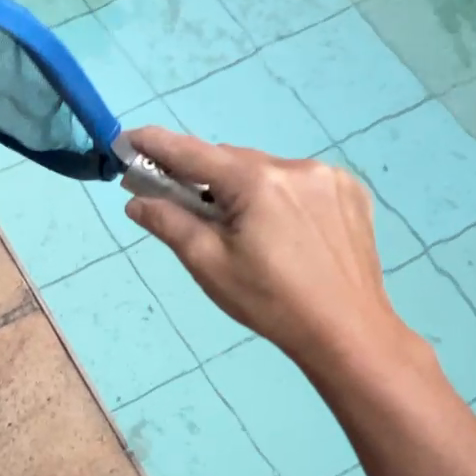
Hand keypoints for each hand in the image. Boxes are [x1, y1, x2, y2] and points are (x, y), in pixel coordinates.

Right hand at [122, 127, 432, 381]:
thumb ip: (168, 222)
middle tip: (175, 201)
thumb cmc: (269, 301)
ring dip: (236, 186)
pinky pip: (294, 180)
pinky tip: (275, 227)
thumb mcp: (207, 263)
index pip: (191, 152)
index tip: (126, 141)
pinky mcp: (350, 193)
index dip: (153, 143)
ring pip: (260, 169)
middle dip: (197, 175)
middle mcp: (295, 167)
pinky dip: (272, 193)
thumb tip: (136, 201)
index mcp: (256, 182)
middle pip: (227, 160)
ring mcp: (328, 177)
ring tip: (233, 225)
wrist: (349, 333)